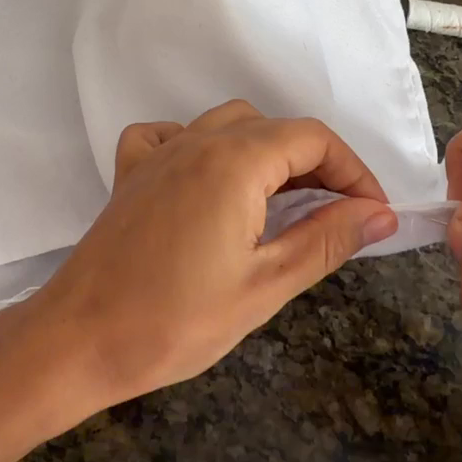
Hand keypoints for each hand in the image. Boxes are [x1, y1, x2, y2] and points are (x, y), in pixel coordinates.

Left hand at [0, 99, 399, 417]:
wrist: (82, 337)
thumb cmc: (177, 319)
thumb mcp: (265, 285)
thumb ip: (326, 239)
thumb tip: (380, 213)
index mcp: (233, 161)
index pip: (311, 138)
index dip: (352, 169)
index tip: (373, 210)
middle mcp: (195, 140)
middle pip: (272, 128)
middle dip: (315, 163)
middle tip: (339, 215)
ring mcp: (158, 152)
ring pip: (226, 124)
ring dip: (264, 151)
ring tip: (286, 201)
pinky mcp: (131, 171)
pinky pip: (172, 135)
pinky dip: (201, 145)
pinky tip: (209, 182)